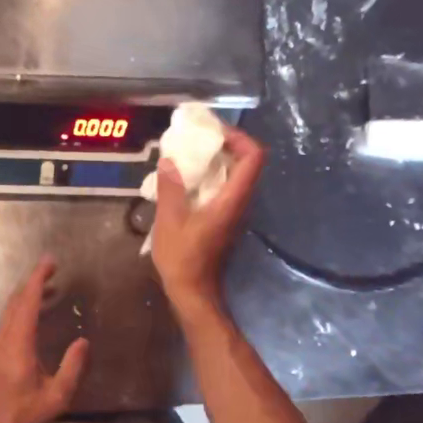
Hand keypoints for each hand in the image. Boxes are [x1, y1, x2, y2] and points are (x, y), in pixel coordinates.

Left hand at [0, 257, 89, 422]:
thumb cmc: (23, 417)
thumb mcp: (57, 397)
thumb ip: (72, 368)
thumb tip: (83, 341)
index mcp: (18, 347)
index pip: (27, 304)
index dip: (37, 280)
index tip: (50, 262)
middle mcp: (3, 341)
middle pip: (15, 302)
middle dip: (32, 282)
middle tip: (51, 268)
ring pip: (9, 311)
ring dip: (26, 295)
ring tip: (47, 287)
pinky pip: (7, 321)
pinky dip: (21, 309)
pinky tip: (33, 313)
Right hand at [151, 127, 265, 311]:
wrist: (192, 291)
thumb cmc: (183, 258)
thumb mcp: (170, 221)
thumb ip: (171, 188)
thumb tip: (169, 160)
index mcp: (232, 200)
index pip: (253, 157)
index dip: (238, 137)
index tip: (212, 131)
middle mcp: (239, 203)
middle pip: (246, 162)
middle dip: (225, 144)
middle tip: (196, 139)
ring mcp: (233, 212)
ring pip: (235, 176)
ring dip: (216, 160)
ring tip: (188, 155)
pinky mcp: (223, 220)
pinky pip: (224, 188)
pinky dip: (210, 177)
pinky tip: (185, 180)